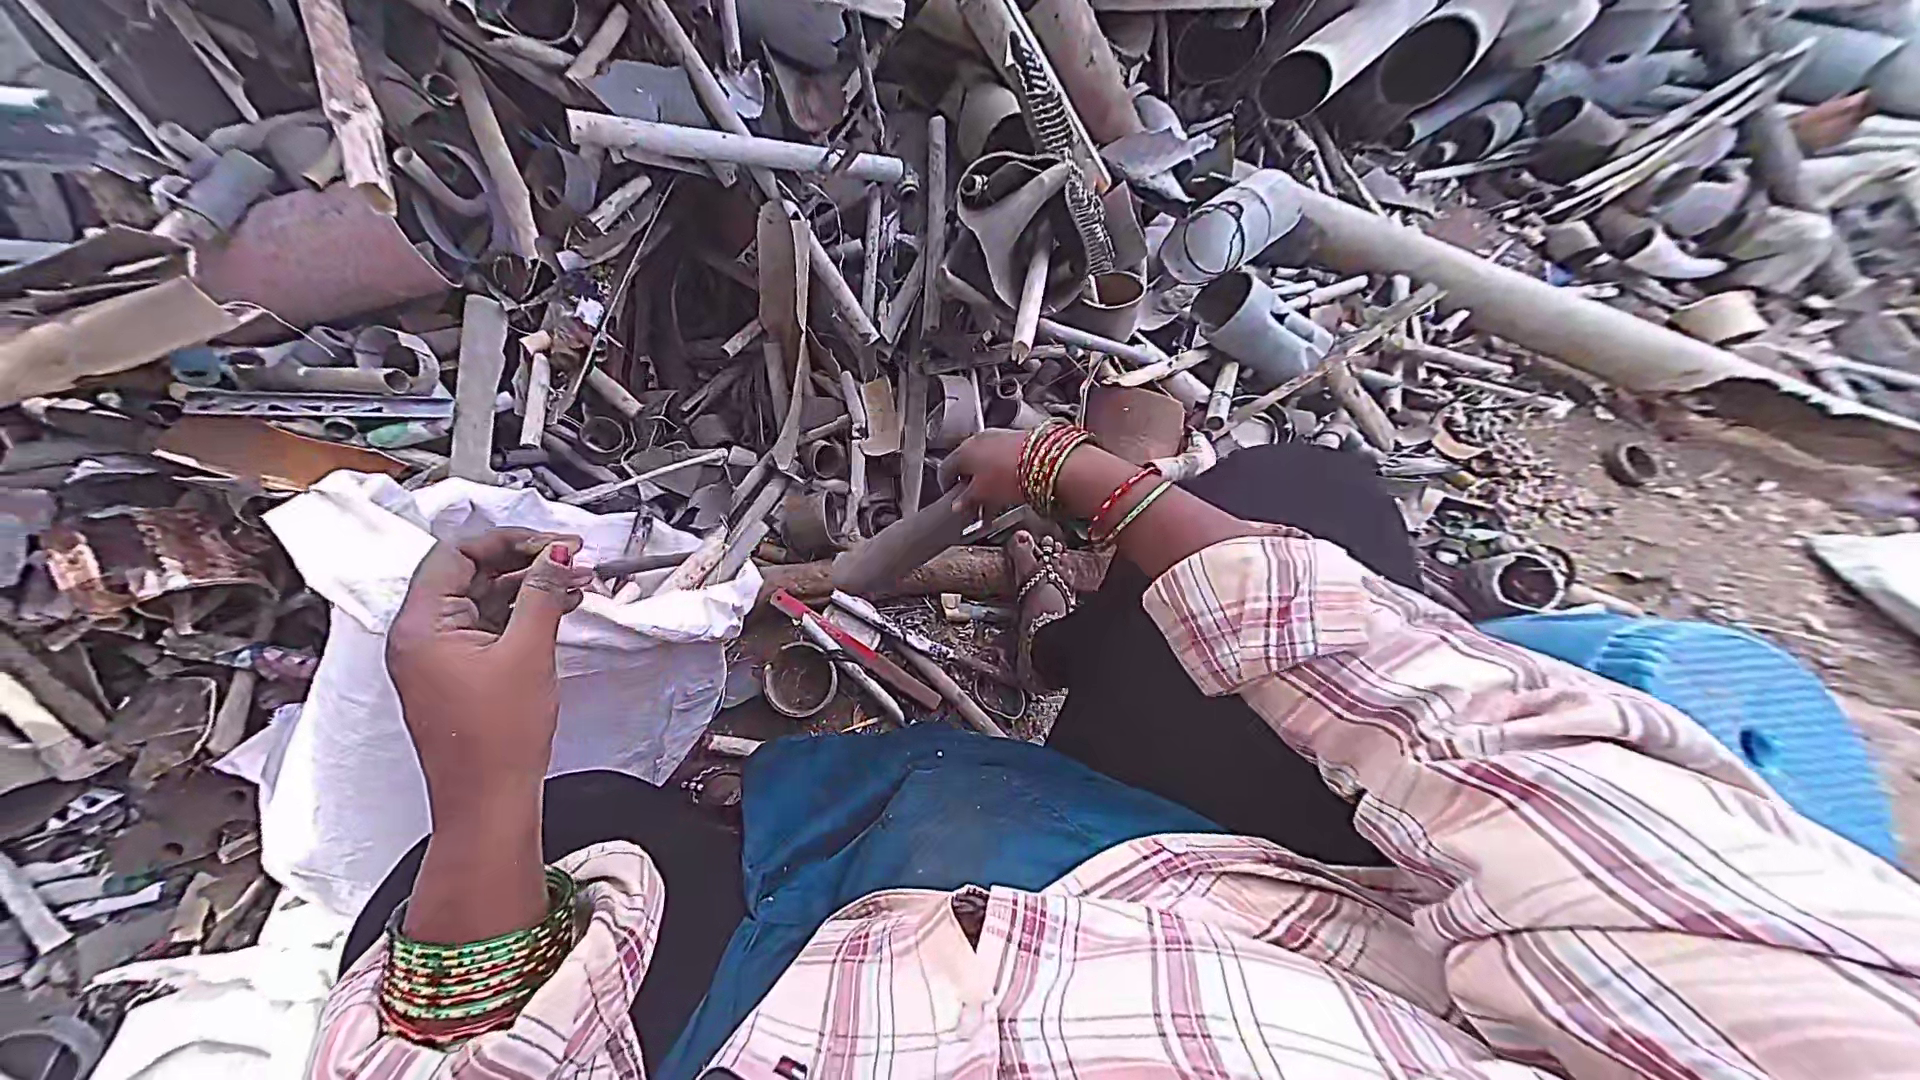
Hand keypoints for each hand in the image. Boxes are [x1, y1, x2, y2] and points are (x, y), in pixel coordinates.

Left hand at [386, 528, 593, 804]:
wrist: (490, 795)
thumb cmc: (497, 736)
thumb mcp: (527, 651)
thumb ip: (543, 593)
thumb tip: (557, 554)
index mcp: (421, 627)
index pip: (458, 555)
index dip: (511, 542)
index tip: (557, 544)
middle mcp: (423, 635)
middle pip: (472, 572)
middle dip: (527, 561)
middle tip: (573, 559)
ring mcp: (443, 652)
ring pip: (487, 596)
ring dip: (532, 585)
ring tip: (577, 583)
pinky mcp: (464, 667)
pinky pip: (494, 622)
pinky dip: (527, 609)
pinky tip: (561, 606)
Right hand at [939, 429, 1028, 514]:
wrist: (1045, 462)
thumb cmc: (1011, 475)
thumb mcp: (982, 494)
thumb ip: (966, 500)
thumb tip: (959, 504)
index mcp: (963, 451)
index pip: (945, 470)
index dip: (946, 487)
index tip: (953, 498)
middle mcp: (978, 439)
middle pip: (967, 464)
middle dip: (969, 484)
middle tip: (974, 503)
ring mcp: (998, 436)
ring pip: (985, 461)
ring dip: (986, 479)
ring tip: (994, 498)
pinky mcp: (1017, 438)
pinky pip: (1002, 457)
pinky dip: (1001, 472)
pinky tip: (1008, 486)